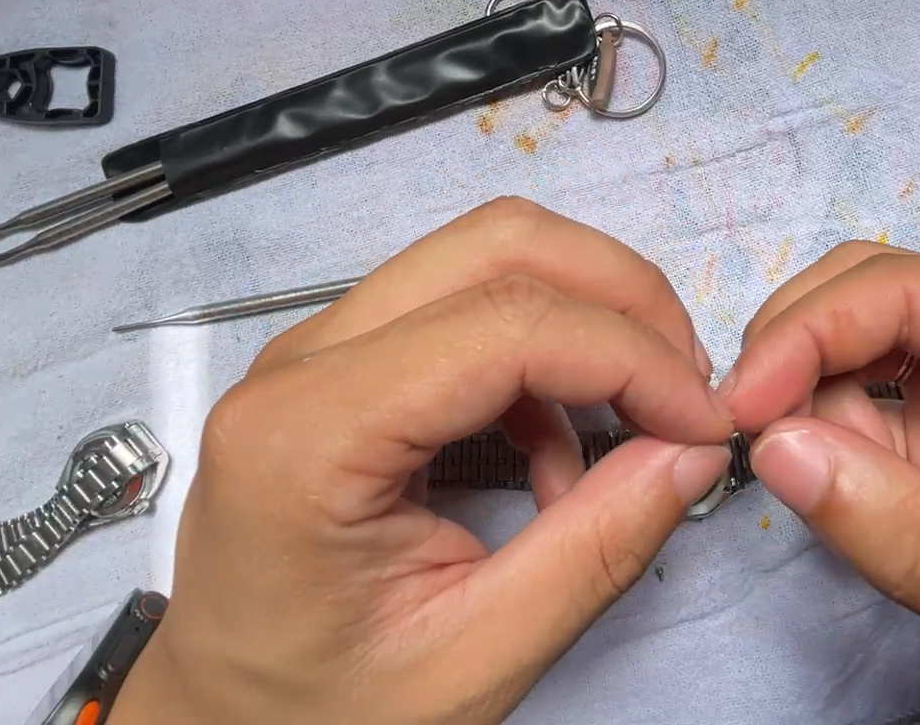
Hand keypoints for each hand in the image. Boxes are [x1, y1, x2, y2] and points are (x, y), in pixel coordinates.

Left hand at [112, 199, 734, 723]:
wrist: (215, 724)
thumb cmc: (317, 716)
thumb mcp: (473, 661)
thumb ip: (596, 548)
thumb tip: (696, 450)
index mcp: (311, 434)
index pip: (505, 326)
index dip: (630, 356)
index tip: (704, 418)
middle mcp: (307, 356)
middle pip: (500, 243)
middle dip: (620, 295)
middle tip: (682, 382)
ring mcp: (325, 341)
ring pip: (490, 252)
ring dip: (589, 311)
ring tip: (634, 414)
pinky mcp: (353, 351)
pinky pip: (474, 304)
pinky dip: (548, 355)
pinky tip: (558, 451)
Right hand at [721, 243, 919, 724]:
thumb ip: (916, 540)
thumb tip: (774, 452)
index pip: (913, 290)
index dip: (812, 331)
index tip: (740, 408)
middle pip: (875, 294)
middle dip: (796, 349)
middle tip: (740, 427)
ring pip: (857, 343)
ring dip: (803, 395)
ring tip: (788, 467)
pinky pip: (864, 402)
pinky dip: (823, 435)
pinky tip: (827, 482)